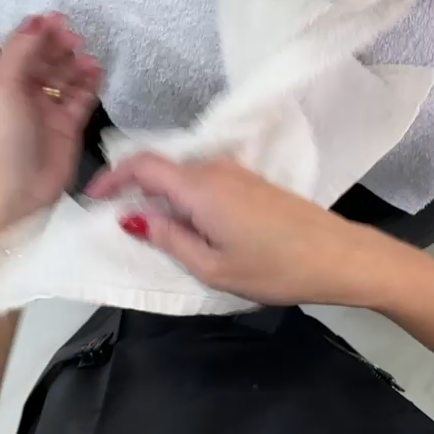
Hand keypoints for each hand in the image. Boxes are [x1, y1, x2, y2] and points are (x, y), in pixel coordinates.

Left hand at [0, 13, 102, 234]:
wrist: (20, 193)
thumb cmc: (4, 140)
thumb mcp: (3, 89)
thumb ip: (20, 52)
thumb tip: (37, 20)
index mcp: (2, 82)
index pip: (22, 47)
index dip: (40, 31)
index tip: (60, 19)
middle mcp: (24, 92)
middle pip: (46, 58)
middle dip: (60, 45)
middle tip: (77, 38)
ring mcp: (48, 109)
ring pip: (66, 75)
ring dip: (77, 63)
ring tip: (88, 59)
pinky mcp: (69, 125)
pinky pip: (82, 96)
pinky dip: (90, 83)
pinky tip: (98, 73)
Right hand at [85, 154, 405, 306]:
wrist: (339, 256)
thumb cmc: (274, 268)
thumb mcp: (212, 267)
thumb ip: (169, 239)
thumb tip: (132, 218)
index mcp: (200, 187)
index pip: (143, 164)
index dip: (112, 176)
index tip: (94, 198)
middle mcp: (216, 169)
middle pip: (163, 166)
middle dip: (134, 187)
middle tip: (117, 219)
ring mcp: (238, 172)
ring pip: (185, 174)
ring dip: (161, 194)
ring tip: (151, 228)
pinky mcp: (253, 182)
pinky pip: (206, 180)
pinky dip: (185, 196)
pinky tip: (189, 224)